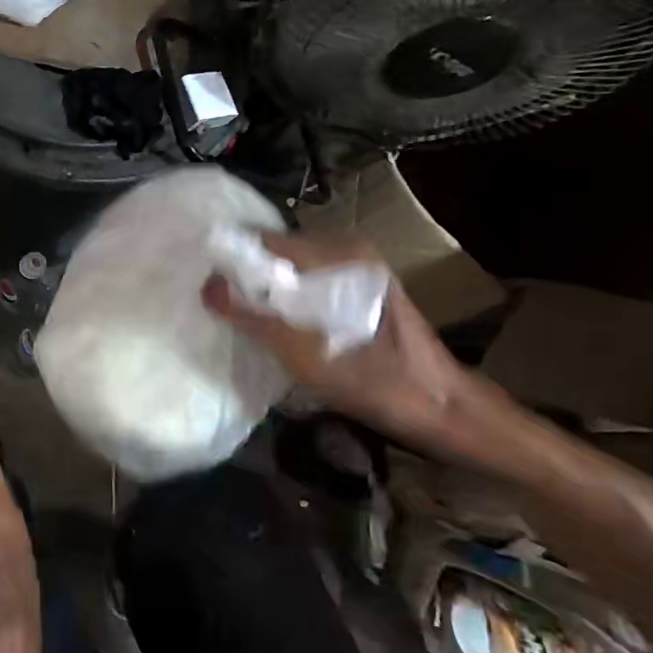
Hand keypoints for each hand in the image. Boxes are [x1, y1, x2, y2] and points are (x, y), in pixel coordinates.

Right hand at [201, 231, 482, 450]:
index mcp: (342, 255)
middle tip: (215, 301)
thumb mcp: (309, 355)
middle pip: (280, 254)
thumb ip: (256, 319)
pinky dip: (287, 300)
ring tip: (235, 313)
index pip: (270, 241)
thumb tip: (207, 288)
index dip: (235, 261)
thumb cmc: (380, 382)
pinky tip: (272, 324)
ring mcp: (358, 271)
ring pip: (293, 271)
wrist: (446, 411)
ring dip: (266, 291)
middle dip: (247, 276)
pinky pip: (309, 285)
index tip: (206, 282)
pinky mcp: (360, 291)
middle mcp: (350, 252)